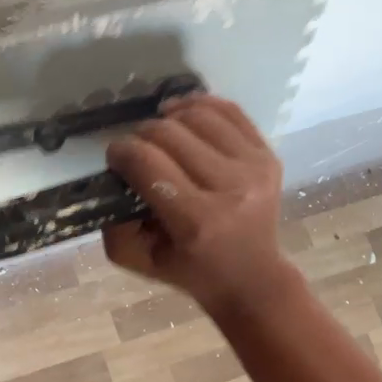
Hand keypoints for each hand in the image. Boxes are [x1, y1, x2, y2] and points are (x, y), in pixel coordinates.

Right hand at [103, 94, 294, 315]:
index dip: (121, 151)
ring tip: (158, 132)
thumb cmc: (189, 269)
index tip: (114, 157)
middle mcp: (230, 190)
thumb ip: (115, 224)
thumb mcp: (138, 259)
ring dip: (168, 118)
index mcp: (196, 221)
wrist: (251, 276)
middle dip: (141, 135)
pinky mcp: (267, 156)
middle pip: (170, 134)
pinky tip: (182, 113)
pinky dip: (199, 105)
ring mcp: (254, 169)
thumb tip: (113, 177)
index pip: (148, 164)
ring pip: (197, 116)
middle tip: (135, 149)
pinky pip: (229, 111)